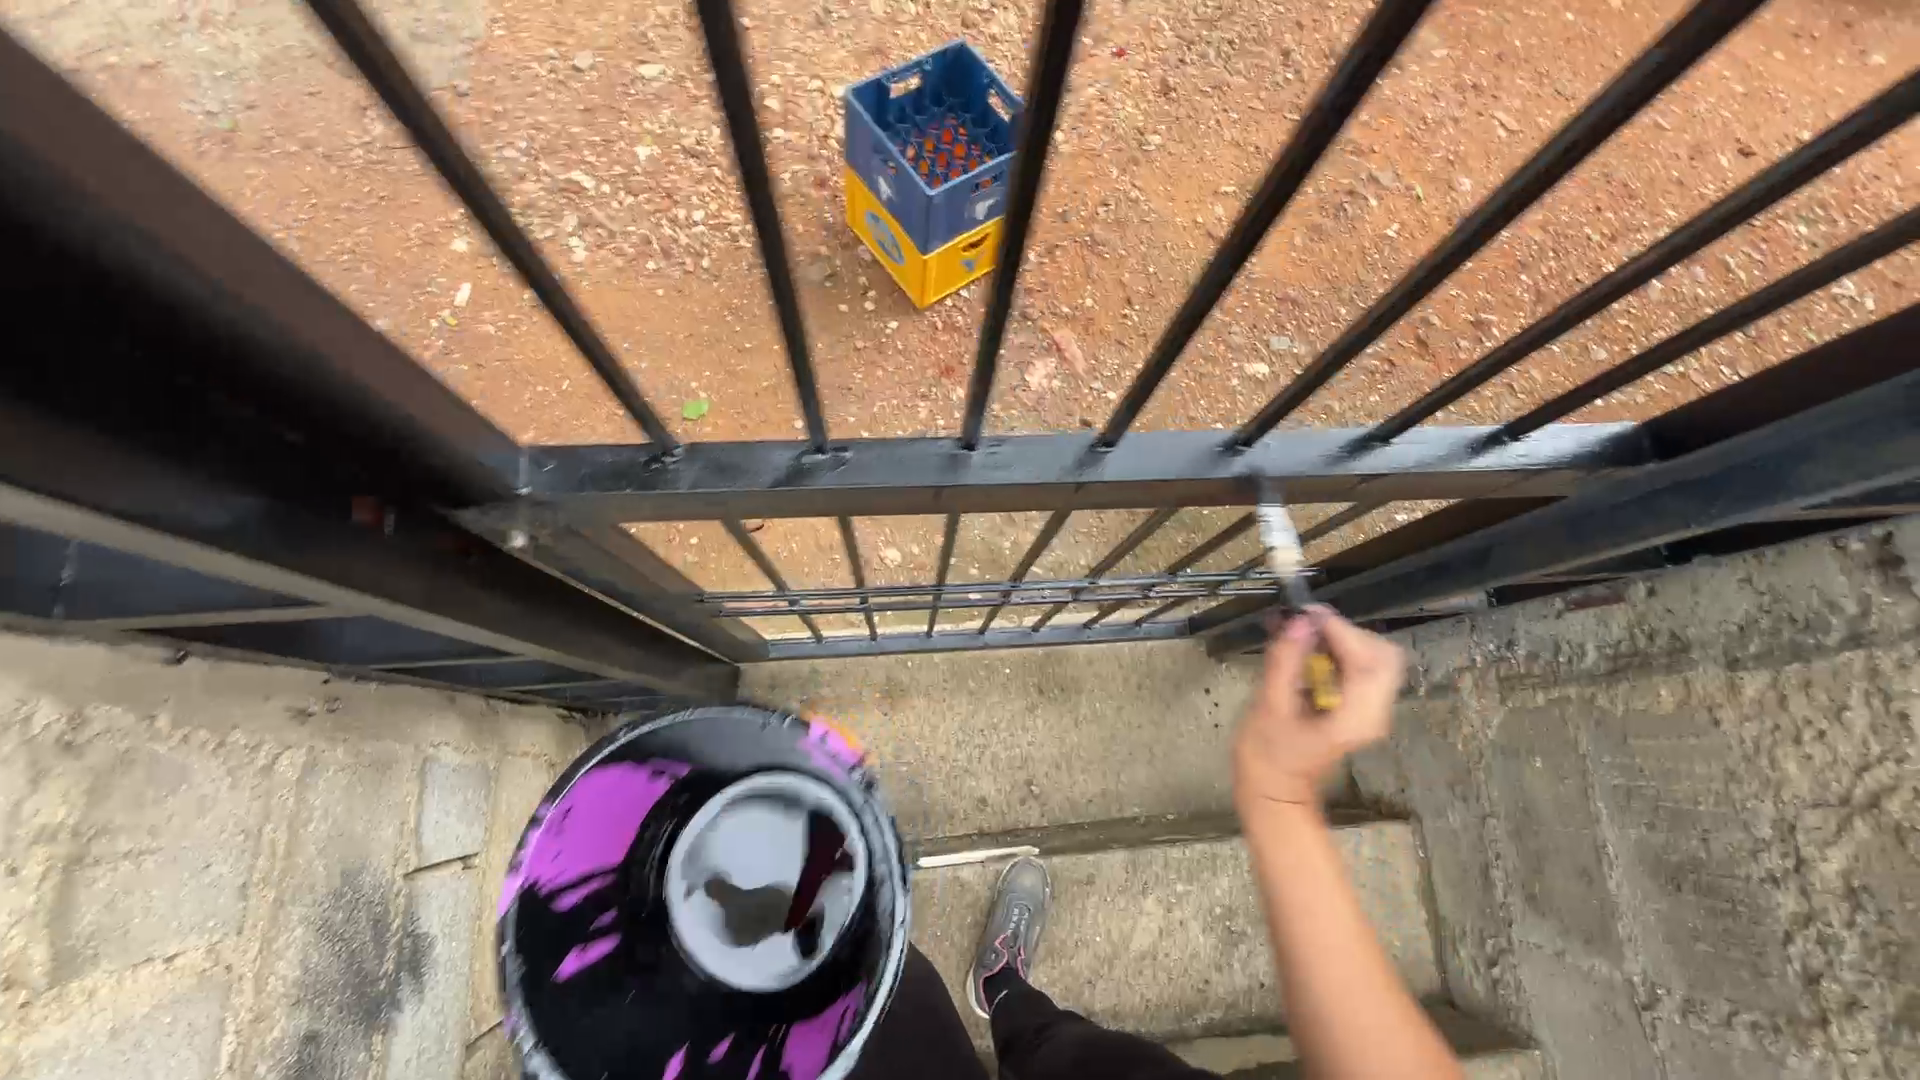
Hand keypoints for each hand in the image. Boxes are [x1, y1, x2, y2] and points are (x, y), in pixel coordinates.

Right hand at [1233, 606, 1405, 808]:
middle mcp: (1374, 712)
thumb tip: (1300, 621)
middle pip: (1381, 655)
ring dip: (1339, 640)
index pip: (1369, 660)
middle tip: (1304, 625)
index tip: (1305, 615)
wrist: (1274, 792)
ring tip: (1299, 632)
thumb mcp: (1269, 706)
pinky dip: (1336, 652)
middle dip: (1345, 633)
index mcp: (1357, 717)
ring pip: (1374, 658)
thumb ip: (1286, 661)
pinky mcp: (1358, 707)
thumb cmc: (1267, 757)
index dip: (1341, 631)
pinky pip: (1360, 669)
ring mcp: (1369, 711)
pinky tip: (1304, 648)